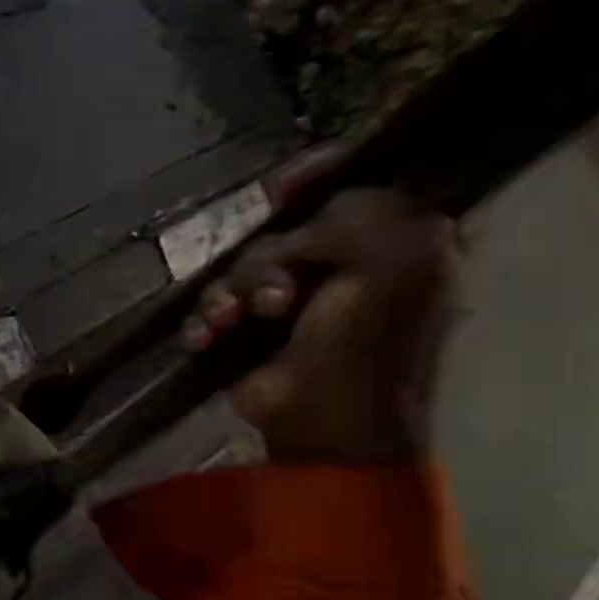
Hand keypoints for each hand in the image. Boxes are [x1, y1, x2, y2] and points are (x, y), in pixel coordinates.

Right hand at [182, 152, 460, 462]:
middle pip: (283, 231)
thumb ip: (360, 212)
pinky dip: (206, 319)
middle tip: (276, 299)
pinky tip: (206, 338)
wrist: (321, 422)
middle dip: (268, 262)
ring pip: (241, 268)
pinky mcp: (248, 331)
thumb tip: (299, 220)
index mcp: (393, 244)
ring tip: (232, 323)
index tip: (290, 183)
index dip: (320, 177)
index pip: (355, 186)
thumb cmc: (366, 346)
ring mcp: (291, 301)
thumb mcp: (392, 262)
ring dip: (230, 295)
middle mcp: (342, 266)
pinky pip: (214, 303)